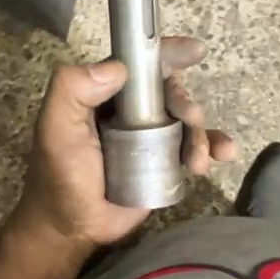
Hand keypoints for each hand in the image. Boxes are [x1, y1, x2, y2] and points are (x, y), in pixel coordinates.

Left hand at [11, 36, 238, 250]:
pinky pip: (196, 148)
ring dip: (202, 132)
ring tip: (198, 159)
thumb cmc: (61, 176)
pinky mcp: (165, 164)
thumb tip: (118, 68)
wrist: (72, 227)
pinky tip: (223, 155)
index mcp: (106, 95)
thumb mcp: (56, 129)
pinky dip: (215, 147)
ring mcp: (152, 138)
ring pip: (188, 121)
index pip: (139, 64)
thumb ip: (72, 90)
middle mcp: (132, 111)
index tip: (194, 51)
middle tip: (189, 118)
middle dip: (186, 101)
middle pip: (170, 92)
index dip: (167, 53)